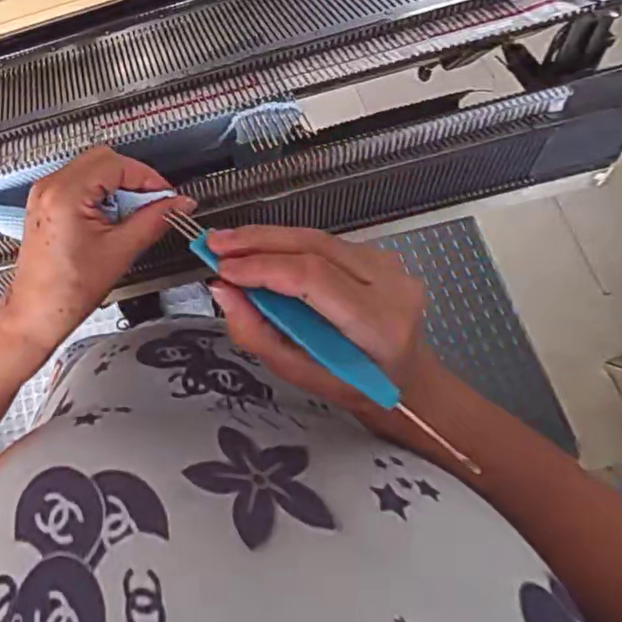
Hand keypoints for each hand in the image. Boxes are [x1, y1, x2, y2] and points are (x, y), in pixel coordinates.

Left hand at [0, 147, 194, 350]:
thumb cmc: (66, 290)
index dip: (148, 178)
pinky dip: (101, 191)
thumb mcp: (121, 251)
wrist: (37, 312)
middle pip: (104, 158)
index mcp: (66, 194)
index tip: (166, 195)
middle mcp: (51, 186)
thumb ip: (154, 220)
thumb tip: (177, 204)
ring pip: (92, 166)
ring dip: (117, 184)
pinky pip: (80, 180)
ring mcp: (45, 193)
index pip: (117, 164)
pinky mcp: (46, 202)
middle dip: (133, 177)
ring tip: (131, 213)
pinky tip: (111, 217)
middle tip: (153, 201)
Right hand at [206, 226, 440, 412]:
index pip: (312, 277)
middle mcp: (390, 284)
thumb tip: (223, 291)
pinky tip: (257, 248)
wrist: (406, 379)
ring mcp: (386, 263)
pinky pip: (319, 241)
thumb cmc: (357, 385)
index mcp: (379, 323)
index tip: (223, 269)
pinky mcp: (375, 253)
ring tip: (227, 244)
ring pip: (313, 236)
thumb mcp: (302, 374)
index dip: (262, 268)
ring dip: (265, 238)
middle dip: (256, 241)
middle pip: (312, 245)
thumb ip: (257, 334)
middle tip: (215, 244)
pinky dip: (283, 243)